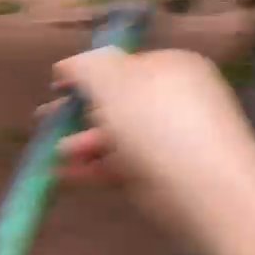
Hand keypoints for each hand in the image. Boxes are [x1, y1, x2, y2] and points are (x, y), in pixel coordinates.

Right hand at [47, 48, 254, 235]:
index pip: (120, 62)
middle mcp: (174, 99)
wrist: (208, 191)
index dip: (85, 73)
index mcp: (171, 68)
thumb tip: (69, 67)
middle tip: (45, 119)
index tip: (58, 88)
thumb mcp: (109, 79)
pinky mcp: (164, 171)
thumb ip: (83, 64)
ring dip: (79, 142)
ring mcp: (170, 138)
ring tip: (59, 153)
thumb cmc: (156, 124)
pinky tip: (64, 173)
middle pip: (112, 100)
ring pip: (112, 133)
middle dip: (75, 112)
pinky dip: (90, 166)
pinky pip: (118, 162)